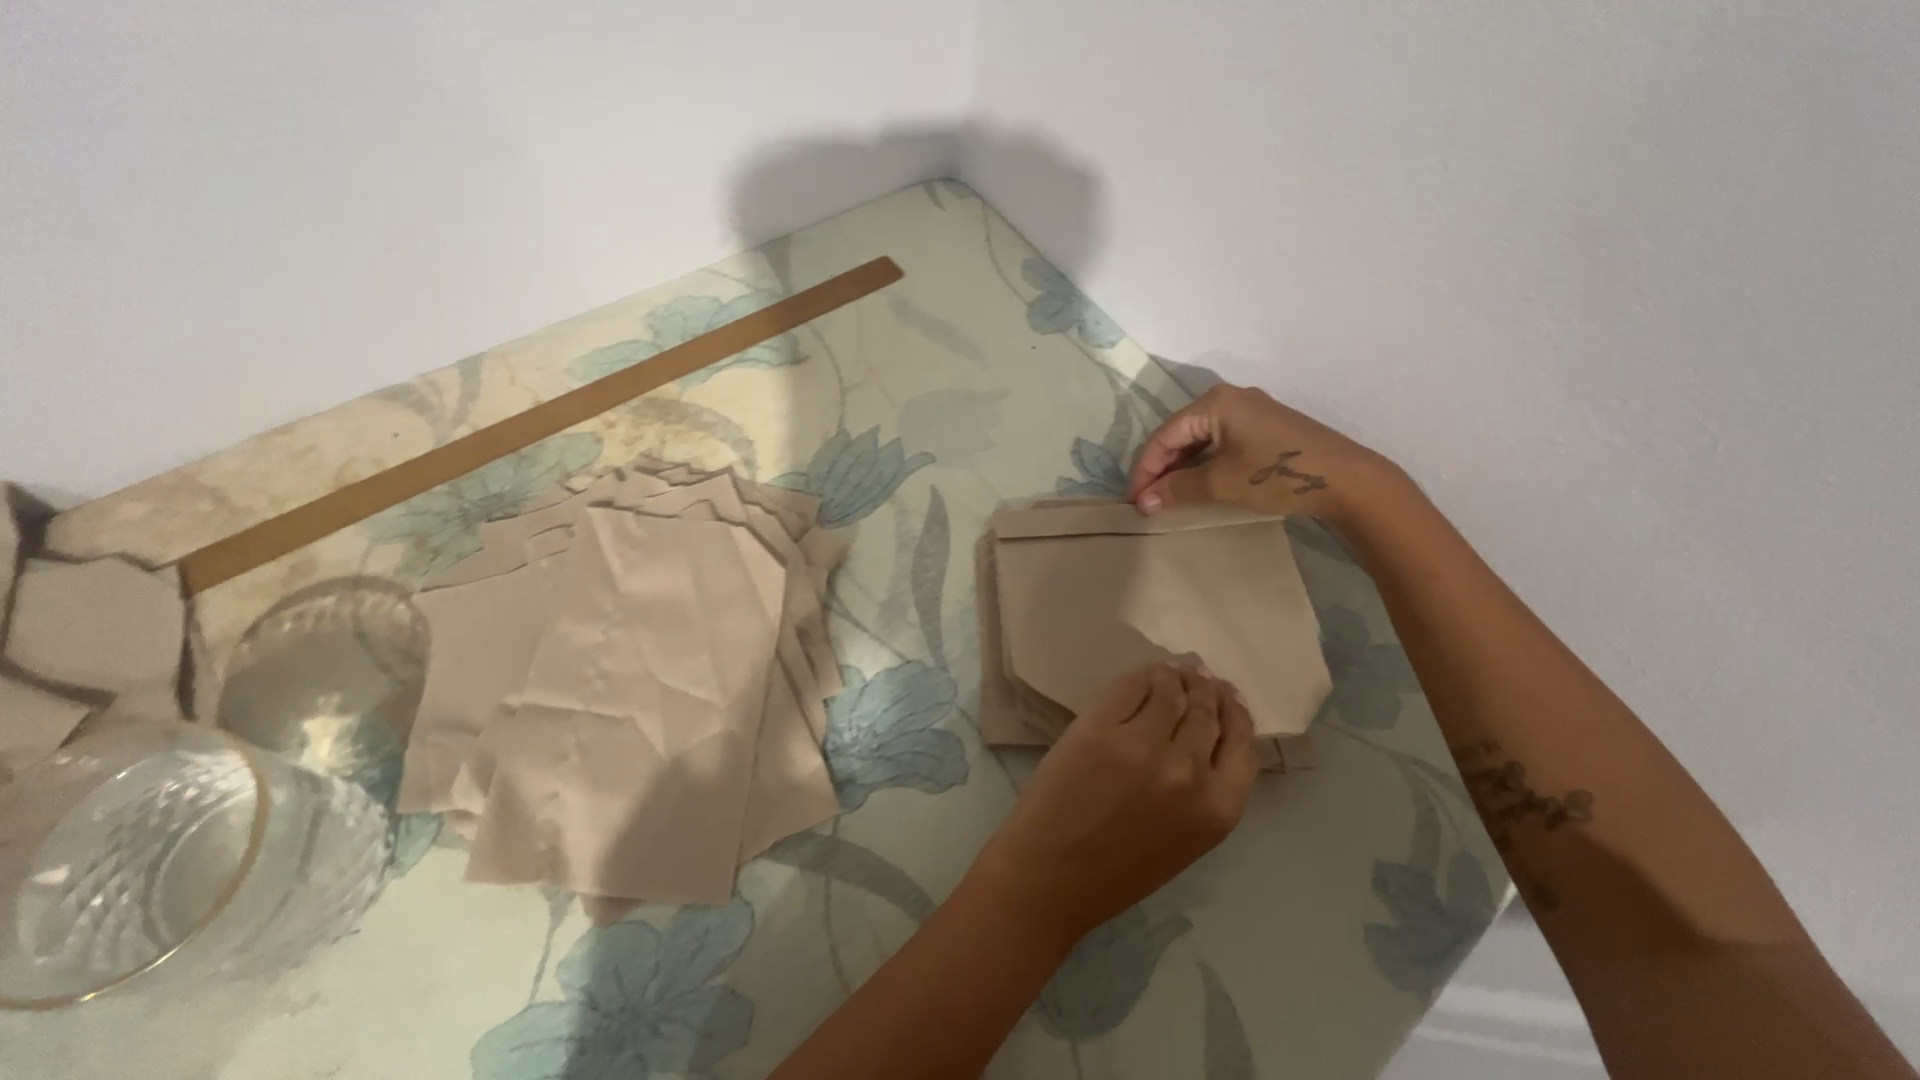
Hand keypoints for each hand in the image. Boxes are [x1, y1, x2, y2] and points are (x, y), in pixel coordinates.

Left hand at [966, 663, 1260, 942]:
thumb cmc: (1117, 873)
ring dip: (1174, 678)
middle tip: (1200, 676)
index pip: (1242, 745)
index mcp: (1218, 809)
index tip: (1228, 698)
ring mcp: (1143, 746)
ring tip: (1171, 672)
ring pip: (1170, 693)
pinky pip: (1129, 687)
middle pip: (1206, 713)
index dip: (1236, 715)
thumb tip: (1204, 739)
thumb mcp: (1185, 841)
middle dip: (1206, 691)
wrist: (1050, 878)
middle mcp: (1189, 772)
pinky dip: (1141, 677)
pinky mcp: (1099, 729)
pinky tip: (1144, 676)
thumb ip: (1203, 793)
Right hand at [1127, 383, 1395, 523]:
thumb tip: (1143, 502)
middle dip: (1161, 468)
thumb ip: (1177, 489)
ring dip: (1182, 467)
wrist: (1345, 479)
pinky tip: (1199, 484)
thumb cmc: (1277, 476)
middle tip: (1148, 500)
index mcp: (1215, 402)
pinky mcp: (1266, 427)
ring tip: (1169, 496)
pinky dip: (1204, 463)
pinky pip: (1221, 441)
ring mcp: (1251, 411)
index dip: (1145, 469)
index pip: (1164, 435)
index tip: (1134, 500)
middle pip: (1181, 433)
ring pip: (1201, 438)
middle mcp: (1231, 398)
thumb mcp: (1221, 484)